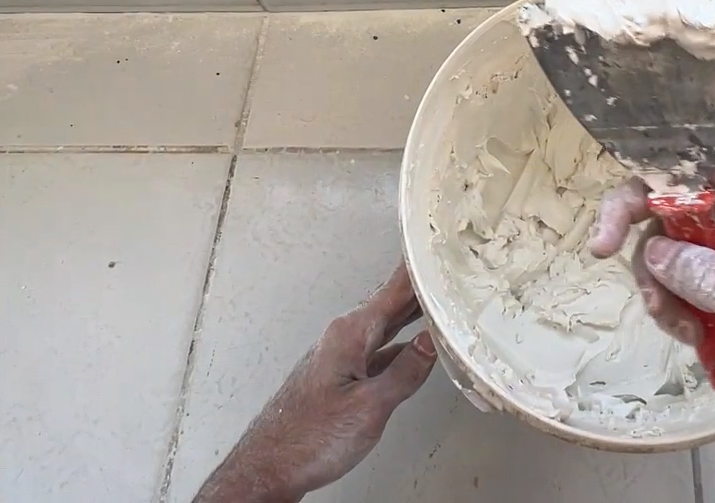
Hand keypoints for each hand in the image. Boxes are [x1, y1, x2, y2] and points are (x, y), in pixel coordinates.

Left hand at [194, 262, 437, 502]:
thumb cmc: (309, 438)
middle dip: (420, 287)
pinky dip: (402, 341)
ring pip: (387, 325)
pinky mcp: (342, 374)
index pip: (394, 290)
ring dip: (413, 314)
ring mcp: (342, 354)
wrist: (268, 468)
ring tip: (439, 299)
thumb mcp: (370, 407)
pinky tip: (415, 346)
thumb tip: (430, 343)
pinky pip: (380, 347)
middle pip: (392, 303)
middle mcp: (345, 336)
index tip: (434, 247)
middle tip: (446, 268)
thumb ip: (405, 372)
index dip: (417, 268)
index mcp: (351, 332)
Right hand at [591, 141, 714, 502]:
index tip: (630, 200)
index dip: (665, 158)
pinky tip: (698, 339)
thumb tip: (658, 252)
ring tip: (682, 329)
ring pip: (682, 240)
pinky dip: (682, 304)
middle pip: (685, 194)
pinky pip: (696, 276)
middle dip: (647, 227)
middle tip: (610, 255)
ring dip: (664, 281)